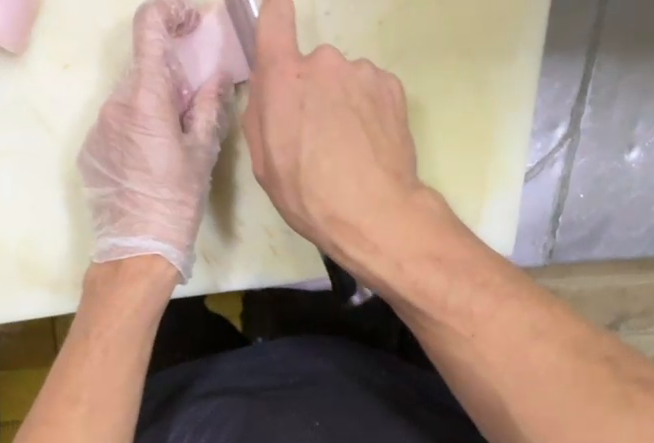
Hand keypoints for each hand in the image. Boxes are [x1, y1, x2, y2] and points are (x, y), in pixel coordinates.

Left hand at [78, 0, 231, 280]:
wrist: (136, 253)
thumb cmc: (175, 205)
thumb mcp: (201, 154)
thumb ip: (209, 107)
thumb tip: (214, 78)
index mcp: (145, 98)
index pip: (148, 26)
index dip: (169, 14)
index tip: (188, 24)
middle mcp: (114, 106)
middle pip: (141, 70)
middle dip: (168, 76)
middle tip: (192, 104)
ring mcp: (97, 131)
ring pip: (128, 101)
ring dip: (150, 108)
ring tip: (170, 143)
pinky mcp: (89, 155)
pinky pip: (114, 128)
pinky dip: (133, 132)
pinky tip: (148, 165)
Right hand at [242, 0, 445, 270]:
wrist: (373, 212)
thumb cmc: (307, 195)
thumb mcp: (263, 165)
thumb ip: (261, 116)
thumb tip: (268, 90)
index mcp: (284, 79)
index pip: (274, 19)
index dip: (274, 15)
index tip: (276, 16)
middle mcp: (324, 62)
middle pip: (310, 67)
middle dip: (309, 94)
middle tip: (313, 140)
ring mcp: (362, 71)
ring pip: (342, 82)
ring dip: (340, 105)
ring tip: (344, 150)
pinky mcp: (392, 86)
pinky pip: (369, 92)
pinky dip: (365, 113)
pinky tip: (365, 147)